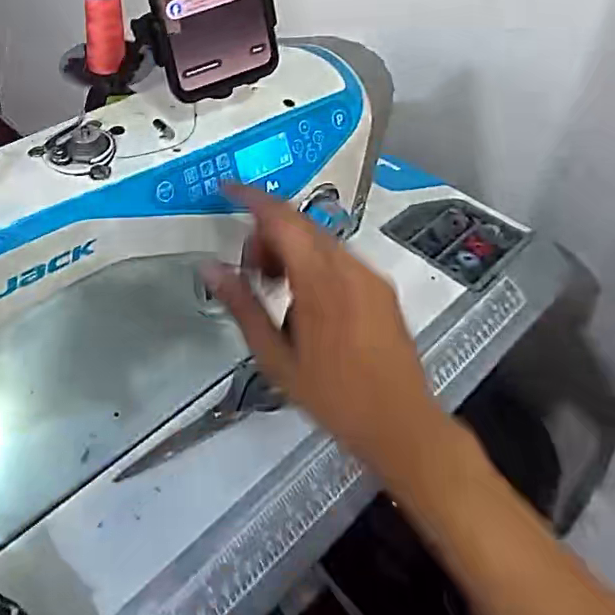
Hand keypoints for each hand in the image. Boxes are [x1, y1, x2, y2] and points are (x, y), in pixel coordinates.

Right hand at [202, 186, 455, 486]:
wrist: (402, 424)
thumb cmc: (335, 398)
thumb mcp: (276, 358)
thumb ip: (242, 306)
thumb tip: (212, 269)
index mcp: (320, 282)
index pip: (281, 219)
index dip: (251, 198)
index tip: (227, 190)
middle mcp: (349, 267)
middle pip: (299, 224)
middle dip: (267, 234)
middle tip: (250, 270)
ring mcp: (370, 275)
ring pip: (319, 239)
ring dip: (290, 248)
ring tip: (276, 291)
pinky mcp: (382, 287)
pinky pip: (340, 257)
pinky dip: (314, 261)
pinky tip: (306, 300)